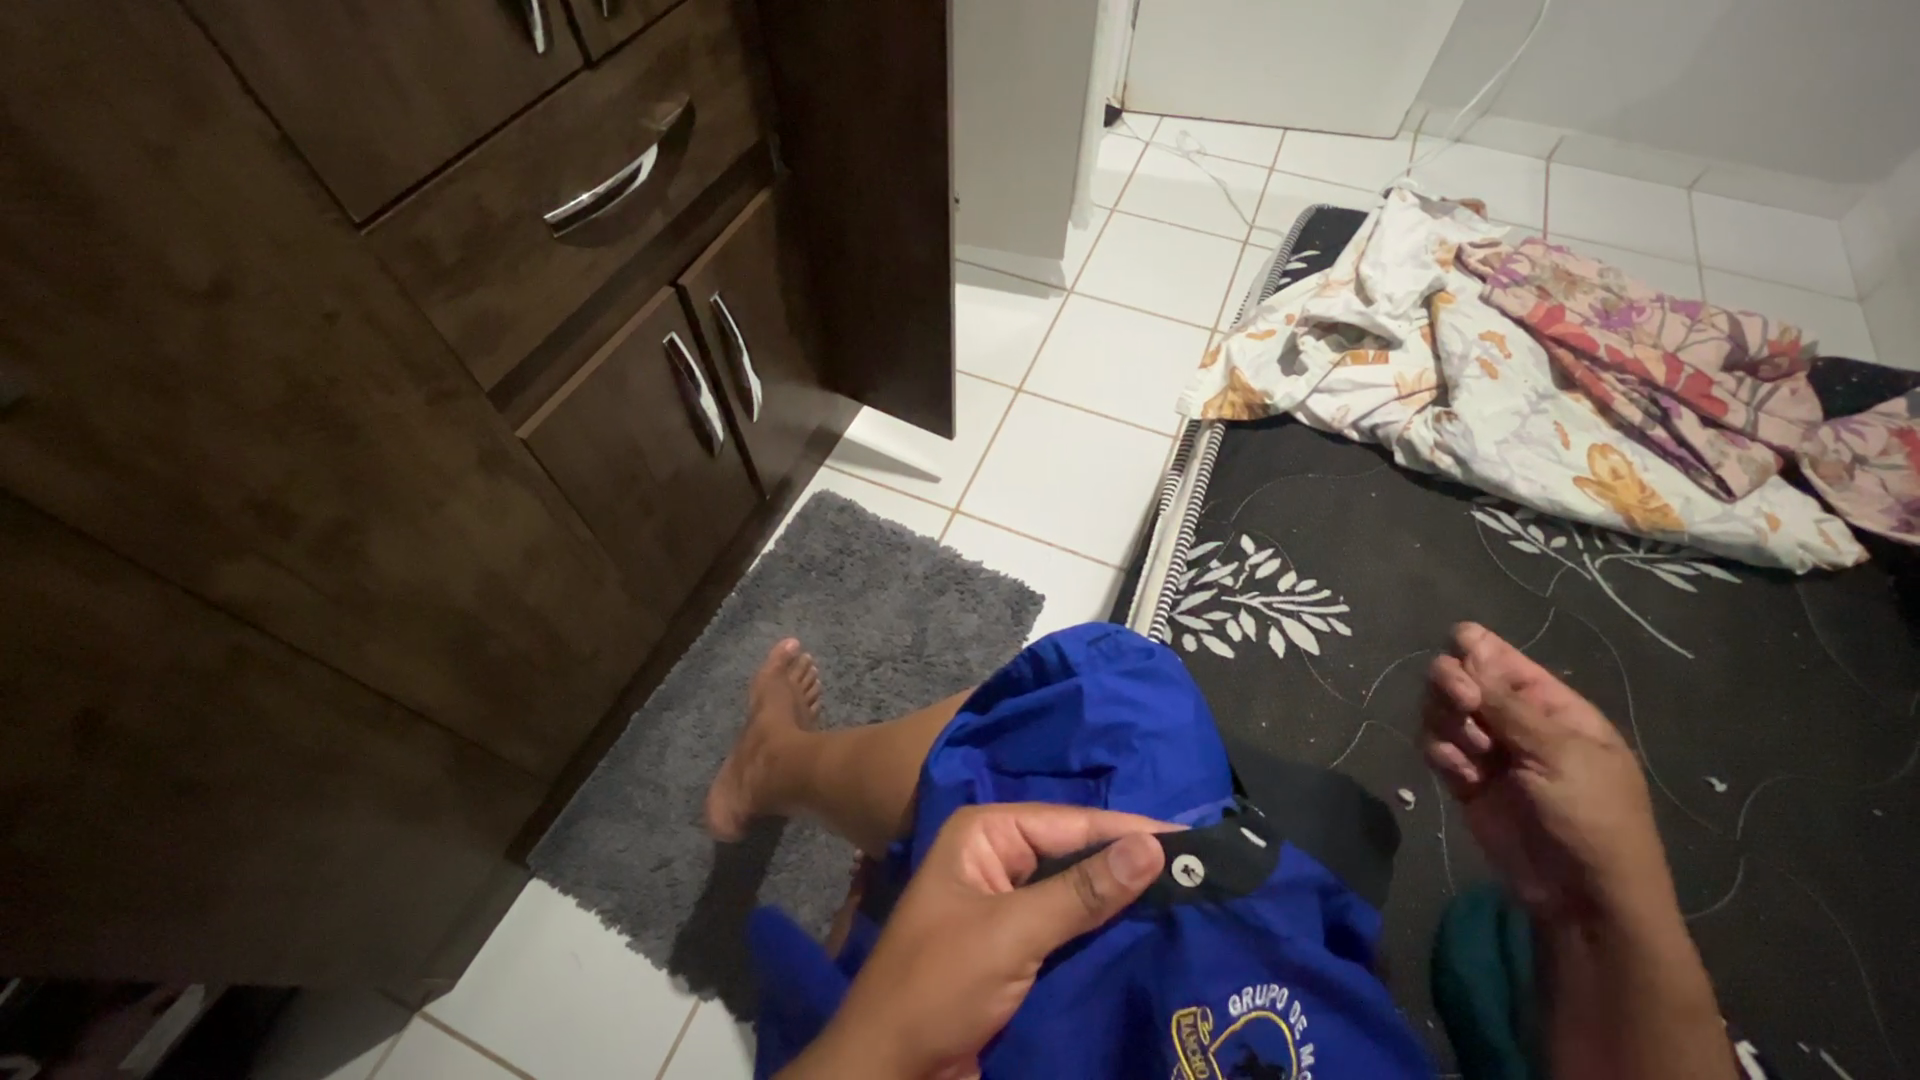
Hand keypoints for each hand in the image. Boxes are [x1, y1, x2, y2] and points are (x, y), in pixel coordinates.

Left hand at [780, 803, 1173, 1078]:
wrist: (890, 1068)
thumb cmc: (939, 986)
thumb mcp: (1013, 933)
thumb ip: (1082, 891)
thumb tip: (1154, 847)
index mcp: (984, 833)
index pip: (1071, 822)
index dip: (1131, 830)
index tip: (1195, 840)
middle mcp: (996, 856)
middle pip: (1076, 851)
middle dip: (1131, 862)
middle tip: (1202, 870)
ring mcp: (1005, 900)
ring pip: (1076, 888)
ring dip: (1123, 896)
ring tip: (1191, 896)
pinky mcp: (1016, 943)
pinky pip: (1069, 923)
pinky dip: (1104, 927)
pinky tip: (1147, 929)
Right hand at [1422, 622, 1672, 921]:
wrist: (1581, 895)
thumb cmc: (1591, 816)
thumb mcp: (1558, 753)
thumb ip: (1505, 702)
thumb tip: (1467, 644)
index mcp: (1553, 707)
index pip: (1503, 660)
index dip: (1475, 650)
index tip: (1455, 648)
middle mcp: (1516, 723)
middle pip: (1461, 680)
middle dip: (1453, 687)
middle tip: (1461, 705)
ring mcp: (1489, 752)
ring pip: (1442, 714)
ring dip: (1447, 725)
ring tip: (1470, 754)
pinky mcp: (1466, 781)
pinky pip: (1437, 749)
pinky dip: (1442, 757)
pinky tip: (1461, 777)